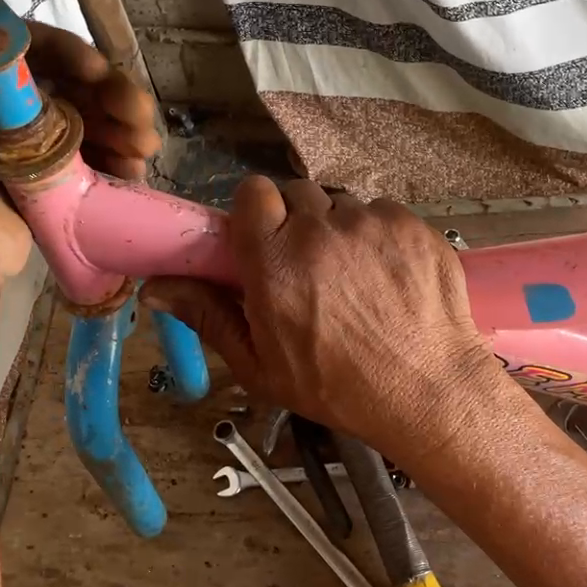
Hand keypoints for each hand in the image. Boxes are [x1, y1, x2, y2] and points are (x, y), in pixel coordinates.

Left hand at [0, 23, 161, 298]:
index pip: (22, 42)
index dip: (65, 51)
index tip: (94, 70)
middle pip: (65, 77)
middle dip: (108, 92)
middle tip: (137, 114)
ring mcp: (24, 140)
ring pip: (88, 112)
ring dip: (123, 123)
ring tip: (144, 147)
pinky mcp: (49, 176)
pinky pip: (94, 151)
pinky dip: (120, 154)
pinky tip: (134, 169)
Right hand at [142, 177, 502, 463]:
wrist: (430, 394)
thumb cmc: (338, 388)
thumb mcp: (261, 366)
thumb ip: (208, 316)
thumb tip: (156, 288)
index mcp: (274, 261)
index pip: (252, 192)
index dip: (257, 211)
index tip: (265, 237)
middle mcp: (319, 230)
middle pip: (297, 194)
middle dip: (299, 222)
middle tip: (310, 265)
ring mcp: (370, 223)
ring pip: (343, 204)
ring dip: (341, 230)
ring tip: (356, 277)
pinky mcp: (411, 224)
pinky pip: (384, 213)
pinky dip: (382, 236)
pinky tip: (390, 277)